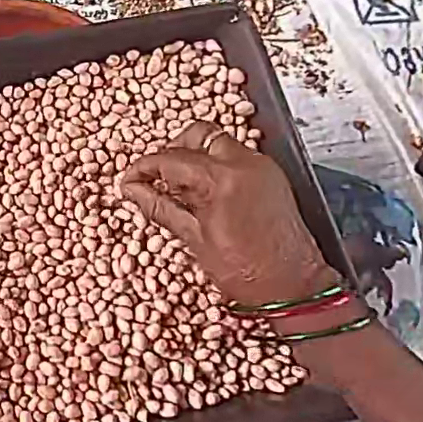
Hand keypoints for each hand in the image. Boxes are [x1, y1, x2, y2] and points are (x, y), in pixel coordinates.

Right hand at [117, 123, 338, 308]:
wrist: (292, 286)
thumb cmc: (247, 271)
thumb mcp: (192, 238)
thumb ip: (159, 206)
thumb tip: (133, 190)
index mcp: (220, 180)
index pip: (169, 159)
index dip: (143, 168)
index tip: (130, 181)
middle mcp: (244, 164)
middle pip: (196, 136)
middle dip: (169, 153)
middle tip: (153, 177)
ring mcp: (261, 167)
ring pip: (216, 142)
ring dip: (192, 156)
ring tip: (177, 186)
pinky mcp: (270, 175)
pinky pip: (234, 155)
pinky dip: (213, 164)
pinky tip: (202, 191)